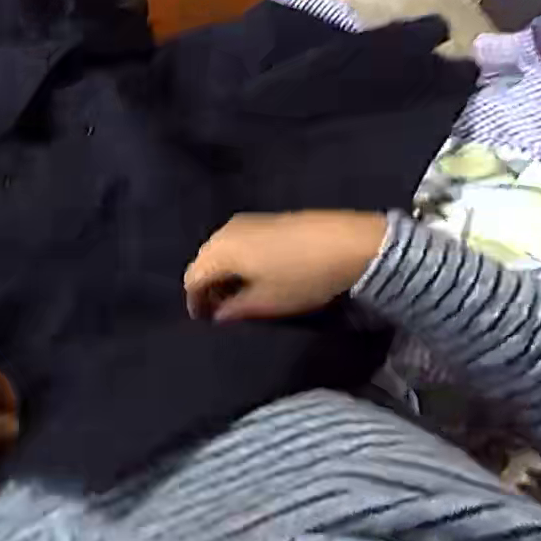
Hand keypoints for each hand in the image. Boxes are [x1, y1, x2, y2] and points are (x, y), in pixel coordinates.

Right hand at [184, 212, 389, 322]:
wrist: (348, 243)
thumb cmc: (301, 277)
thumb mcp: (266, 302)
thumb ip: (234, 309)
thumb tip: (217, 314)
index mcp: (220, 250)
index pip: (192, 278)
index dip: (195, 302)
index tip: (205, 322)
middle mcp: (227, 230)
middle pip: (204, 260)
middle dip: (208, 286)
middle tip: (221, 310)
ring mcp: (248, 220)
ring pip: (221, 249)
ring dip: (223, 272)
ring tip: (239, 294)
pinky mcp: (267, 218)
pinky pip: (238, 241)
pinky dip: (238, 259)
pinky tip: (256, 274)